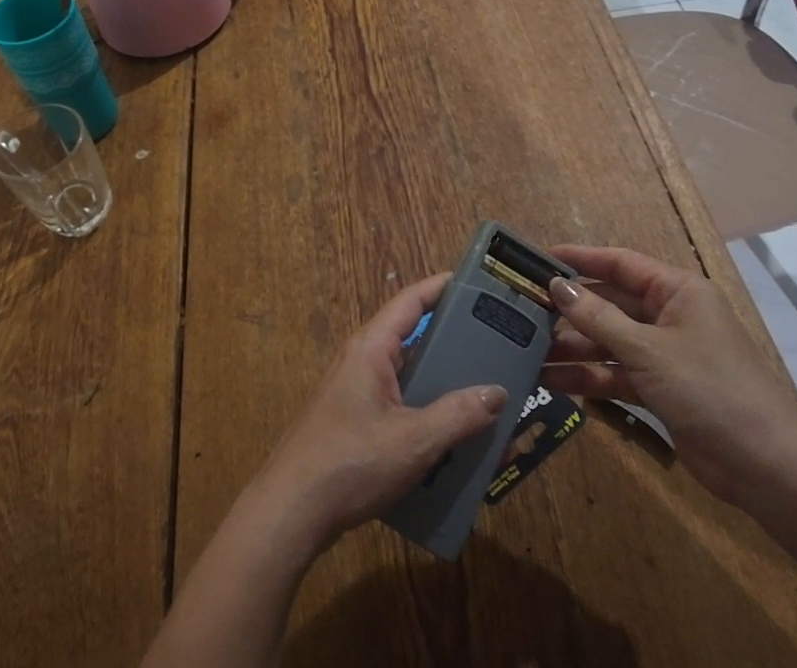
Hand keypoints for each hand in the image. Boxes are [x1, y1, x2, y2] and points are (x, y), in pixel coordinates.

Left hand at [246, 273, 508, 548]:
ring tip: (494, 401)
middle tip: (505, 350)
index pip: (411, 301)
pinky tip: (461, 444)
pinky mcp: (359, 427)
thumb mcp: (413, 440)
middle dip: (459, 347)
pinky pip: (404, 411)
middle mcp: (363, 363)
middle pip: (418, 342)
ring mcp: (359, 396)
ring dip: (449, 391)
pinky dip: (432, 420)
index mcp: (371, 349)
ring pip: (414, 382)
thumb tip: (498, 392)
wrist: (291, 512)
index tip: (482, 283)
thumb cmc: (349, 463)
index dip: (444, 286)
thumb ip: (458, 415)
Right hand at [540, 245, 796, 504]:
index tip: (537, 260)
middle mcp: (671, 317)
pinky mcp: (660, 390)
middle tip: (520, 312)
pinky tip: (550, 382)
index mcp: (678, 292)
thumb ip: (598, 318)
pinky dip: (587, 378)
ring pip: (608, 342)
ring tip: (524, 353)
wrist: (763, 463)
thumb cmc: (709, 389)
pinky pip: (615, 374)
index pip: (621, 264)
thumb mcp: (648, 350)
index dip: (580, 260)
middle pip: (610, 305)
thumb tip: (556, 286)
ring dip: (572, 349)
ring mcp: (665, 356)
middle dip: (568, 311)